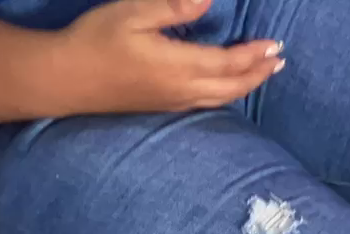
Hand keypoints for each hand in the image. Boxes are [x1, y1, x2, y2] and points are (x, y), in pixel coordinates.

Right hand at [56, 0, 285, 112]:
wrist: (70, 79)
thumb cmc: (97, 40)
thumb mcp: (133, 13)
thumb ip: (173, 7)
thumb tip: (208, 0)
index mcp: (180, 67)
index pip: (229, 64)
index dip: (254, 56)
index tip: (274, 45)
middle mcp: (185, 91)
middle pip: (233, 86)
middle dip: (259, 74)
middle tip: (279, 60)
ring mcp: (176, 102)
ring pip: (223, 98)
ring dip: (247, 85)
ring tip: (263, 73)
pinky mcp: (167, 106)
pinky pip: (209, 103)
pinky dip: (228, 93)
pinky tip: (230, 86)